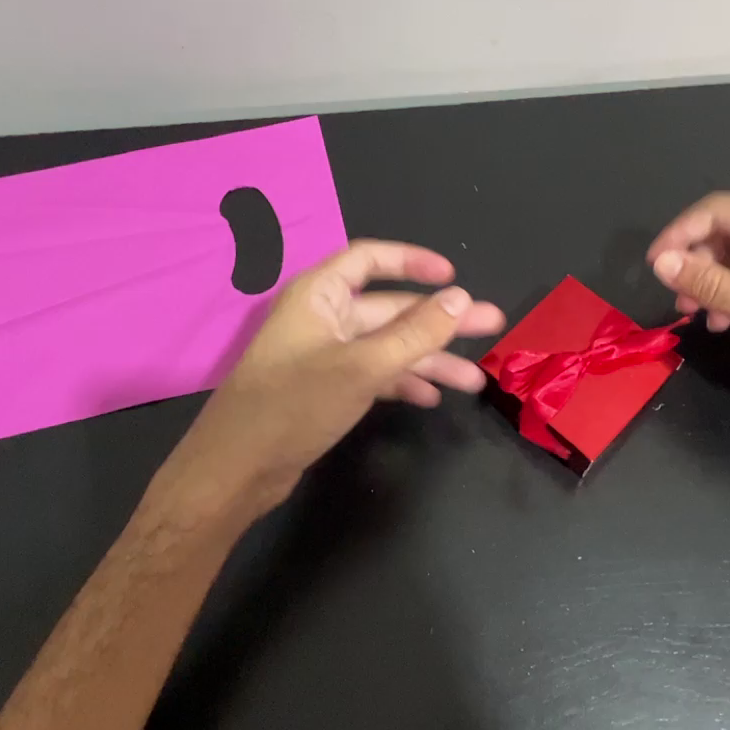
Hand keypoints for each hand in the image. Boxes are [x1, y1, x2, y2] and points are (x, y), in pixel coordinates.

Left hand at [152, 239, 504, 523]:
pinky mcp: (326, 390)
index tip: (454, 278)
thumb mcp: (362, 366)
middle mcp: (323, 318)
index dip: (412, 262)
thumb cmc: (293, 405)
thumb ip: (415, 332)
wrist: (237, 470)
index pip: (369, 259)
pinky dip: (402, 383)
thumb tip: (461, 298)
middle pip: (390, 309)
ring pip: (387, 347)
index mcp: (320, 295)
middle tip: (492, 328)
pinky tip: (431, 399)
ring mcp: (324, 356)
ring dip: (429, 360)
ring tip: (473, 381)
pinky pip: (374, 375)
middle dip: (439, 321)